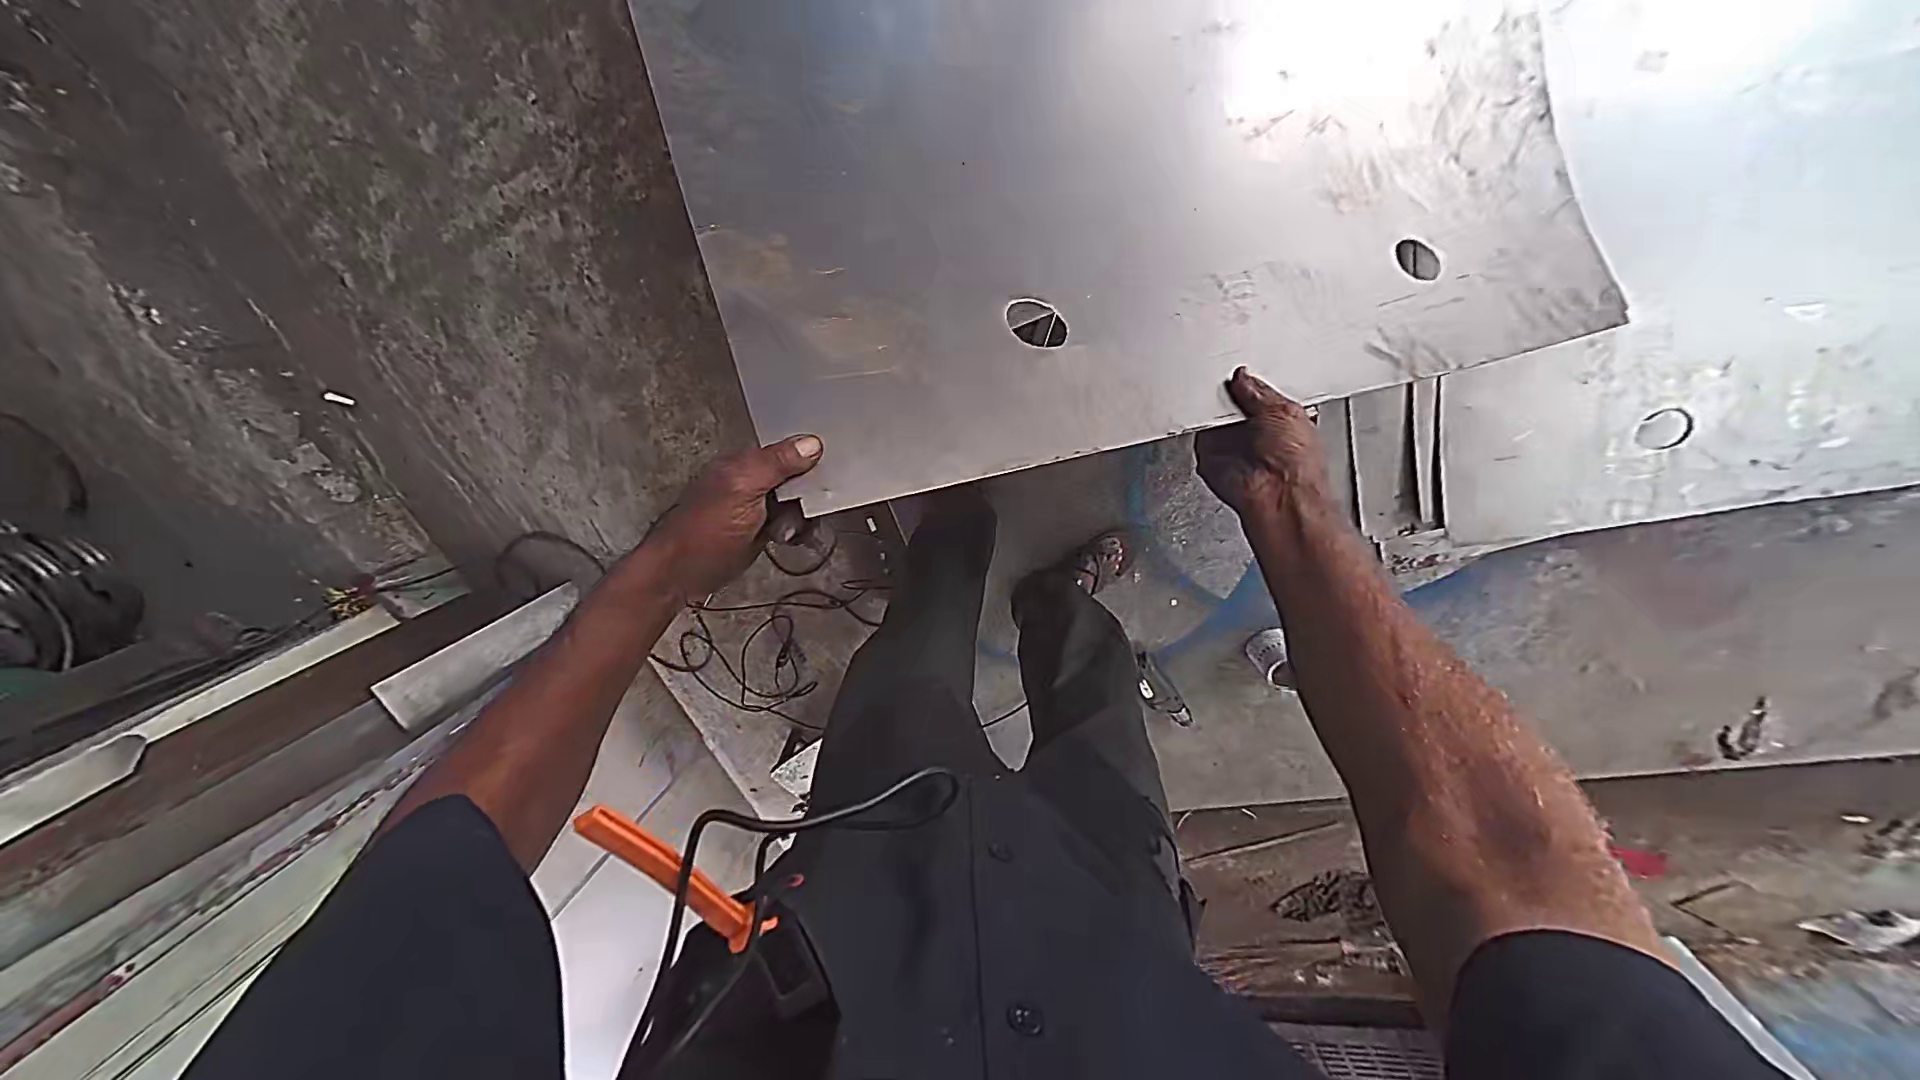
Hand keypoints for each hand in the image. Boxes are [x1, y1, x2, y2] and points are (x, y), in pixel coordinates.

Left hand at [647, 434, 823, 599]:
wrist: (682, 575)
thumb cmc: (704, 532)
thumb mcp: (742, 489)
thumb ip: (775, 464)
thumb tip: (810, 443)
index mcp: (743, 463)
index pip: (789, 452)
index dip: (808, 465)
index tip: (818, 483)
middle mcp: (751, 482)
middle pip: (798, 480)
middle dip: (806, 498)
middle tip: (796, 513)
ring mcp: (757, 508)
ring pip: (797, 505)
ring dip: (800, 520)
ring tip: (783, 533)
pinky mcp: (761, 530)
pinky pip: (791, 524)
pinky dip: (796, 532)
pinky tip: (787, 539)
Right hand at [1195, 367, 1330, 517]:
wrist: (1277, 495)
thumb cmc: (1297, 464)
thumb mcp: (1284, 412)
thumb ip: (1258, 393)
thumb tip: (1242, 378)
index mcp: (1278, 420)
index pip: (1256, 393)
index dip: (1246, 381)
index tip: (1235, 371)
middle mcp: (1253, 433)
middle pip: (1229, 402)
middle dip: (1224, 392)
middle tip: (1221, 383)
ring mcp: (1230, 445)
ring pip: (1211, 416)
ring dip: (1209, 407)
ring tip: (1213, 399)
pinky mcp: (1209, 456)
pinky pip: (1196, 434)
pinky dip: (1196, 423)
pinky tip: (1202, 416)